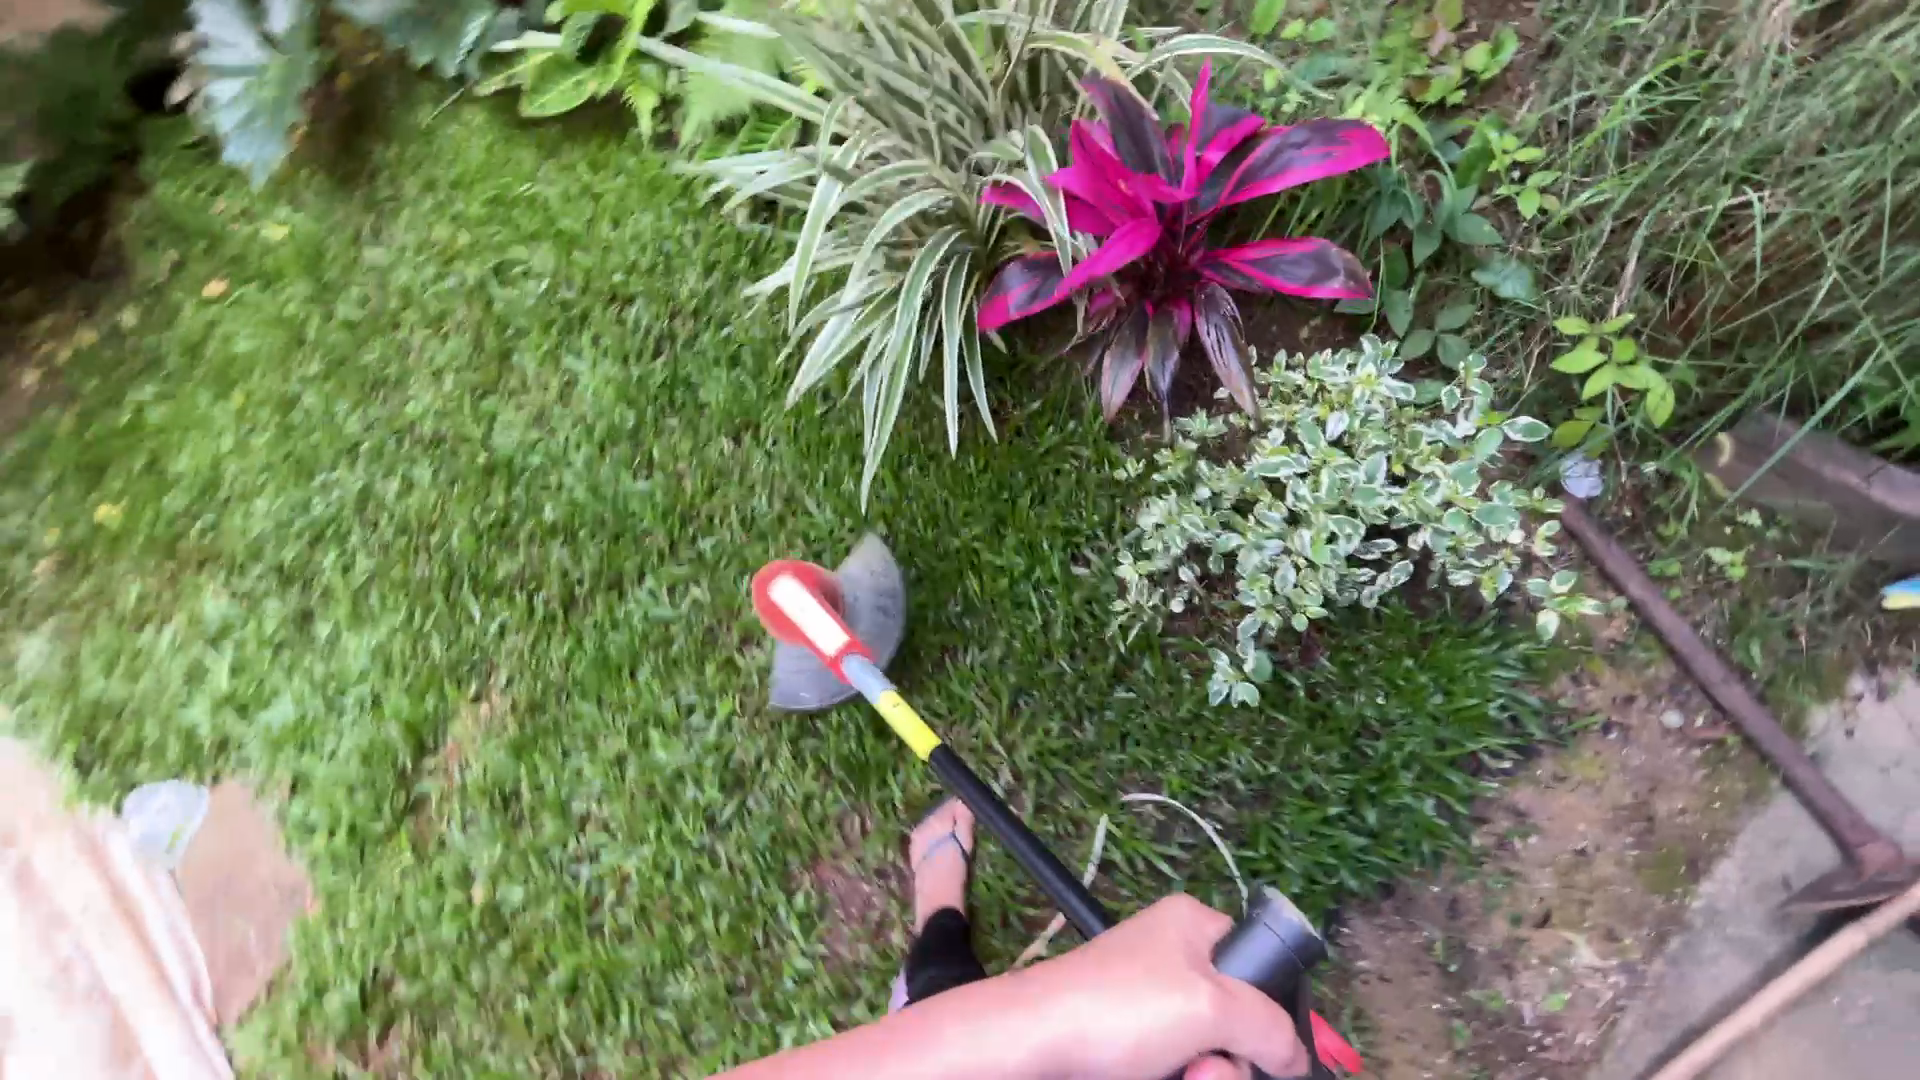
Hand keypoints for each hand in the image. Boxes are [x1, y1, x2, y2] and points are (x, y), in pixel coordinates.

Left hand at [1014, 894, 1309, 1079]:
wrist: (1039, 1042)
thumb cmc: (1122, 1006)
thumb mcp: (1209, 1007)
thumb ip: (1269, 1025)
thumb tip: (1295, 1053)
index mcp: (1193, 926)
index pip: (1260, 960)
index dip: (1277, 1008)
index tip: (1288, 1052)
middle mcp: (1176, 957)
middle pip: (1240, 1020)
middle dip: (1234, 1058)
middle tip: (1207, 1069)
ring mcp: (1155, 1002)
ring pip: (1214, 1053)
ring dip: (1210, 1077)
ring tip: (1183, 1078)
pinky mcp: (1137, 1040)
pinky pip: (1183, 1065)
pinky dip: (1183, 1078)